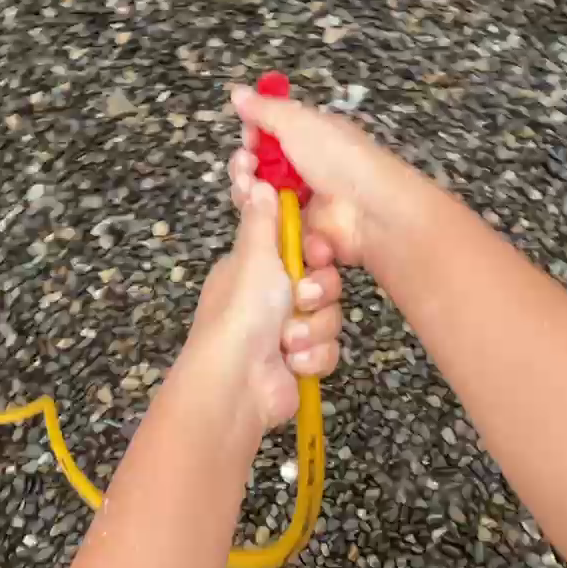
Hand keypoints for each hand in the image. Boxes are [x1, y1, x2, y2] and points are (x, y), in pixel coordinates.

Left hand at [186, 176, 344, 431]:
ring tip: (288, 343)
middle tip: (299, 301)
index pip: (300, 248)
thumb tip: (258, 184)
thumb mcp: (253, 256)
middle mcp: (270, 298)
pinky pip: (328, 350)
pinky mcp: (299, 362)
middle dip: (318, 296)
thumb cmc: (242, 315)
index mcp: (255, 268)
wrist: (237, 383)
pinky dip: (313, 358)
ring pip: (329, 319)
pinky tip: (292, 364)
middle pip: (323, 283)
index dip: (315, 253)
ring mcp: (285, 332)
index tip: (315, 255)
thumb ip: (262, 220)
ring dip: (312, 331)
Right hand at [229, 84, 414, 268]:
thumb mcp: (298, 122)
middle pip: (257, 169)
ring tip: (257, 190)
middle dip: (244, 167)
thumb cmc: (339, 158)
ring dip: (250, 193)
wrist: (366, 208)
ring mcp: (302, 200)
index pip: (268, 134)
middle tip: (247, 165)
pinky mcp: (300, 229)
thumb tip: (237, 91)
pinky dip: (268, 220)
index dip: (252, 136)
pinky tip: (270, 213)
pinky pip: (273, 226)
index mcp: (308, 136)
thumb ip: (265, 109)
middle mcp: (304, 167)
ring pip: (259, 199)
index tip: (248, 137)